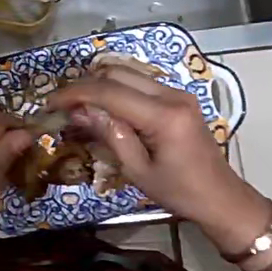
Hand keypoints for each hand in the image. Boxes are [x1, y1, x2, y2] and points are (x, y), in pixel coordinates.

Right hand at [49, 67, 271, 253]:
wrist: (220, 197)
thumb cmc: (181, 192)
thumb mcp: (138, 171)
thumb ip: (110, 136)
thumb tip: (80, 112)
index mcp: (164, 116)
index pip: (111, 92)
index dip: (76, 94)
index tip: (51, 103)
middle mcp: (173, 95)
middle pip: (117, 74)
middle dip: (85, 86)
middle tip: (62, 106)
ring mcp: (178, 93)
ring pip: (128, 74)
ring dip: (100, 85)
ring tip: (78, 107)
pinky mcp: (179, 98)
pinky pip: (141, 83)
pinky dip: (117, 90)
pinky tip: (103, 108)